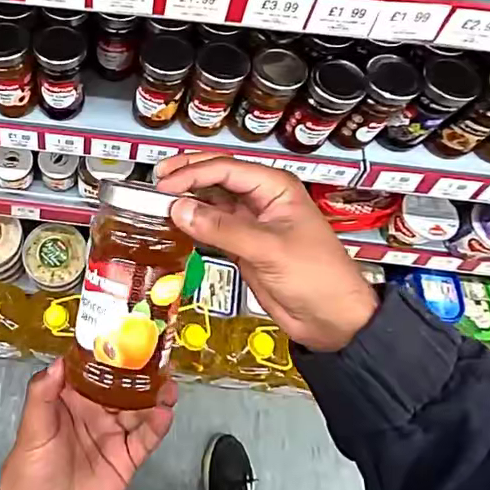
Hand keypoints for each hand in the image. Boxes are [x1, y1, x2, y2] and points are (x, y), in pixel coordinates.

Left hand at [0, 358, 176, 489]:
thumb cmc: (29, 471)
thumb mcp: (32, 427)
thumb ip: (43, 393)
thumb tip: (59, 361)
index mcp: (71, 400)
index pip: (93, 371)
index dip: (107, 355)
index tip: (123, 336)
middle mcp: (94, 414)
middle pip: (122, 388)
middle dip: (139, 374)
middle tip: (157, 357)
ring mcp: (111, 436)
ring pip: (139, 410)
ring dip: (154, 397)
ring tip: (168, 384)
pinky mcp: (125, 460)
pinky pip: (145, 439)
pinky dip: (157, 426)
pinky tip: (165, 413)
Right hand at [154, 153, 375, 352]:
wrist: (332, 320)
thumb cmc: (316, 277)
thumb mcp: (268, 249)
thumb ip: (222, 229)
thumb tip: (180, 209)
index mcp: (274, 187)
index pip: (225, 169)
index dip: (192, 173)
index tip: (165, 185)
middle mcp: (260, 199)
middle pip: (216, 177)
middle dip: (187, 175)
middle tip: (157, 180)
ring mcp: (250, 222)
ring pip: (211, 201)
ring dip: (187, 200)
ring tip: (159, 201)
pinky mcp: (242, 244)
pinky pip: (211, 226)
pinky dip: (193, 223)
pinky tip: (176, 223)